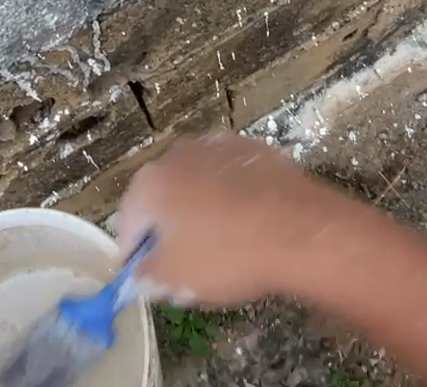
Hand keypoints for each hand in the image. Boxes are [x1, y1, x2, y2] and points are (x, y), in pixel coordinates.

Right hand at [114, 133, 351, 306]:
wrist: (299, 228)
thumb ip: (147, 275)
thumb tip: (140, 272)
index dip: (133, 251)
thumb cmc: (227, 254)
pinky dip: (231, 194)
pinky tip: (248, 220)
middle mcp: (177, 154)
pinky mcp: (251, 148)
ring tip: (219, 240)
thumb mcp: (177, 279)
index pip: (127, 221)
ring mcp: (215, 146)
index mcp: (150, 182)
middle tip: (182, 259)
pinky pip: (229, 175)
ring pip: (196, 181)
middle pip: (160, 195)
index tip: (143, 274)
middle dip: (166, 225)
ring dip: (198, 206)